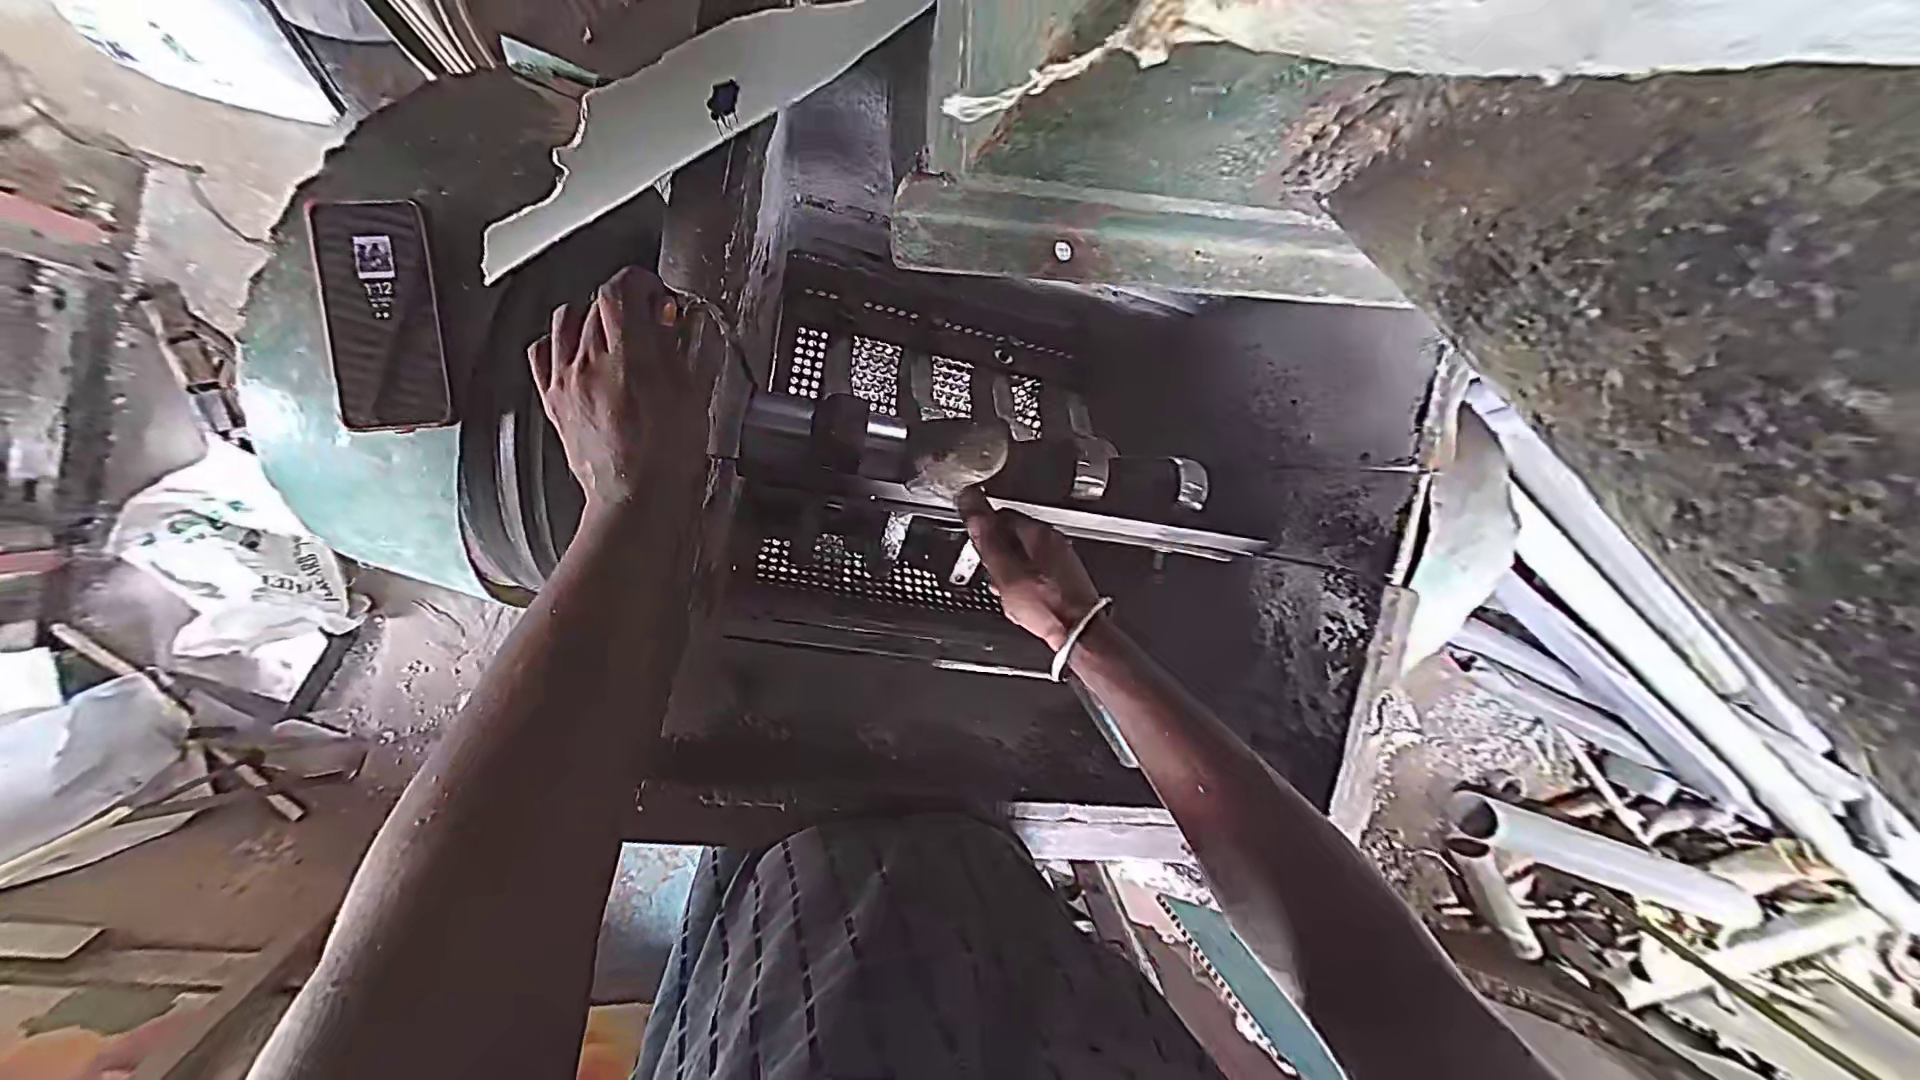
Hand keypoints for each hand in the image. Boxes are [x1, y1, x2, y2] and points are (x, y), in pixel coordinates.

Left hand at [528, 266, 708, 507]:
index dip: (640, 282)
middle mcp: (590, 362)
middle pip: (596, 303)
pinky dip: (560, 341)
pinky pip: (543, 350)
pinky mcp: (552, 399)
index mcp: (630, 359)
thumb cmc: (667, 458)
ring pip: (567, 320)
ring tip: (615, 335)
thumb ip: (675, 351)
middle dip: (625, 303)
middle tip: (647, 319)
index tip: (655, 292)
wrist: (636, 497)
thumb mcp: (691, 398)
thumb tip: (665, 320)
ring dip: (593, 318)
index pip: (620, 291)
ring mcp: (566, 379)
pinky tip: (579, 352)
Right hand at [958, 486, 1102, 649]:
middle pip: (1013, 537)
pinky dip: (1023, 583)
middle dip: (996, 554)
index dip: (982, 530)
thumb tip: (972, 507)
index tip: (974, 545)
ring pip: (1024, 557)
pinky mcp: (1065, 579)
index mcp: (1038, 533)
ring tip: (1004, 590)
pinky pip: (1036, 574)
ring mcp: (1061, 560)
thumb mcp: (1005, 571)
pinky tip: (1020, 600)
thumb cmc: (1047, 605)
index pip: (1001, 515)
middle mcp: (1053, 541)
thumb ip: (987, 540)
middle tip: (989, 572)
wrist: (1078, 633)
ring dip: (1008, 571)